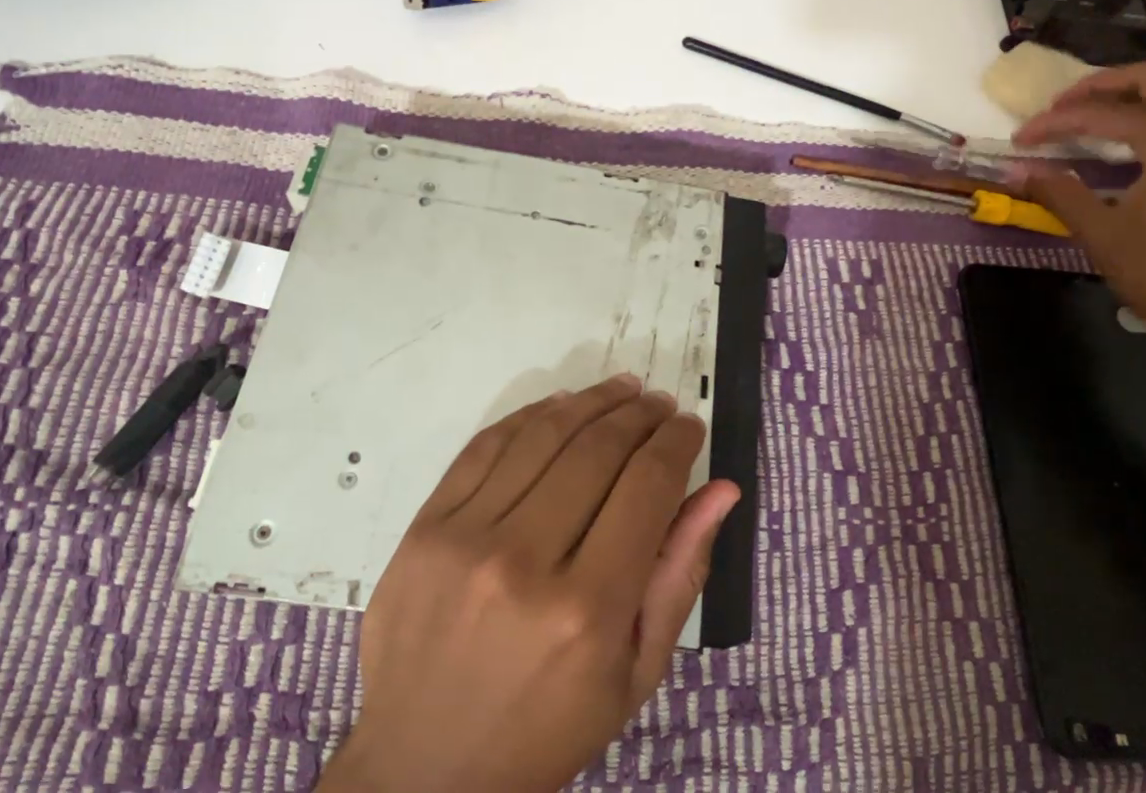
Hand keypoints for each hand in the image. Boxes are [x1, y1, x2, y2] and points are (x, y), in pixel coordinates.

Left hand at [320, 374, 741, 792]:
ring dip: (590, 402)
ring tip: (621, 390)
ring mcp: (466, 537)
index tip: (690, 427)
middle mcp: (526, 560)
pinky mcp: (425, 527)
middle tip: (659, 405)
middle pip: (597, 451)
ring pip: (542, 436)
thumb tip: (721, 490)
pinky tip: (559, 407)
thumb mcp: (634, 676)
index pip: (648, 487)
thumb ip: (679, 576)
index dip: (677, 444)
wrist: (424, 765)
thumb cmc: (546, 730)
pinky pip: (484, 447)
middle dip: (639, 416)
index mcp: (589, 608)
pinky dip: (530, 417)